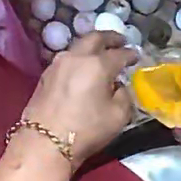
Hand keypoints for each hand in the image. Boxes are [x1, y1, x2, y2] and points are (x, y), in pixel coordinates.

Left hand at [20, 32, 135, 167]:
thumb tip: (118, 87)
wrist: (44, 143)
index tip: (137, 56)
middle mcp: (76, 57)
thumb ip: (124, 96)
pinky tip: (82, 69)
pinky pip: (66, 59)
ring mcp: (57, 64)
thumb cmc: (86, 130)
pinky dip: (78, 59)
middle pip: (95, 38)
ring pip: (78, 47)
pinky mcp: (45, 75)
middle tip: (120, 41)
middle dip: (110, 38)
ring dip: (91, 47)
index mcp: (98, 64)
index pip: (119, 54)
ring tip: (100, 54)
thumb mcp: (118, 116)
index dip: (130, 54)